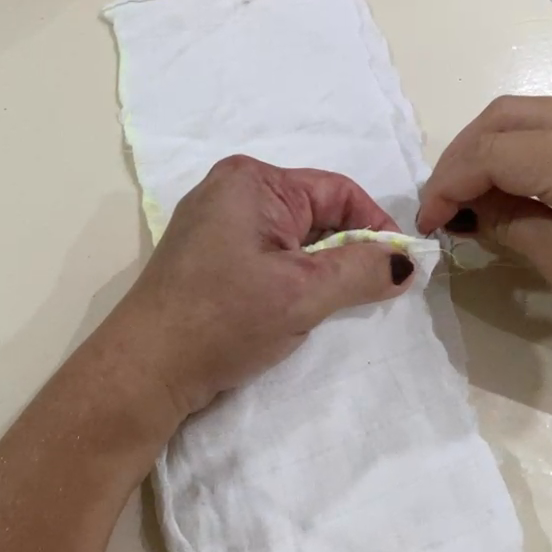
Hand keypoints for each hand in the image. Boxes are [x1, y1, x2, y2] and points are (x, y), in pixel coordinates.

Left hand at [102, 155, 418, 417]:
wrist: (145, 370)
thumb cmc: (223, 321)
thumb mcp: (303, 294)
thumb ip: (361, 272)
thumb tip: (406, 264)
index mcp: (251, 181)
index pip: (337, 192)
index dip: (375, 228)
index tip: (400, 270)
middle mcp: (230, 192)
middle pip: (314, 214)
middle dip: (344, 252)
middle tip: (366, 294)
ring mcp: (213, 226)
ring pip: (291, 240)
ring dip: (317, 271)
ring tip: (324, 306)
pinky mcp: (205, 259)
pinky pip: (266, 258)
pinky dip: (289, 280)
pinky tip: (291, 310)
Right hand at [417, 96, 551, 344]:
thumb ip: (512, 225)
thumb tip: (469, 209)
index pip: (495, 152)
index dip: (449, 185)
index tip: (427, 222)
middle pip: (506, 117)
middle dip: (460, 159)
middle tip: (441, 205)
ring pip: (528, 114)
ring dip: (486, 150)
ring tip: (467, 198)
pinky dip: (519, 150)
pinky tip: (509, 186)